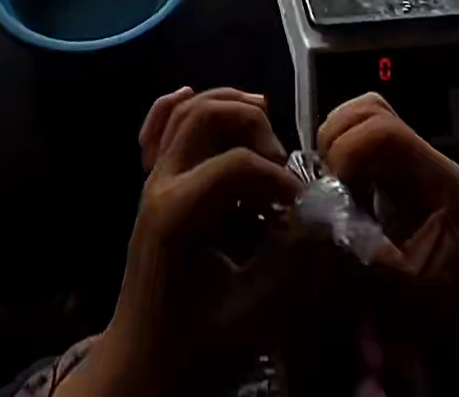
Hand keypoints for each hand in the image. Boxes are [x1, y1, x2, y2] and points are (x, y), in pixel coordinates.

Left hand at [59, 88, 300, 396]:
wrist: (140, 365)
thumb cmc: (194, 348)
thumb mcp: (252, 315)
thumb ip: (289, 263)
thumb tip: (318, 218)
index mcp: (178, 213)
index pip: (235, 163)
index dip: (278, 176)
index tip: (301, 205)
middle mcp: (159, 183)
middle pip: (204, 116)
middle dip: (251, 124)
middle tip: (280, 160)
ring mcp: (151, 180)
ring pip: (183, 112)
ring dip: (224, 103)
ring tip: (262, 112)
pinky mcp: (151, 185)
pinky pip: (156, 130)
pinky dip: (171, 106)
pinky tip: (189, 92)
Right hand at [319, 95, 458, 395]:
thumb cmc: (443, 310)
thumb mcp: (405, 289)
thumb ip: (363, 247)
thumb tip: (321, 212)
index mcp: (444, 182)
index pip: (387, 130)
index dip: (349, 148)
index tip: (336, 187)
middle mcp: (430, 160)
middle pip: (372, 109)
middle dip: (336, 137)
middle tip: (329, 180)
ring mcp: (413, 161)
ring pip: (361, 116)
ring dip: (334, 142)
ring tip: (334, 183)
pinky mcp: (396, 168)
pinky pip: (358, 139)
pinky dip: (338, 154)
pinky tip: (340, 188)